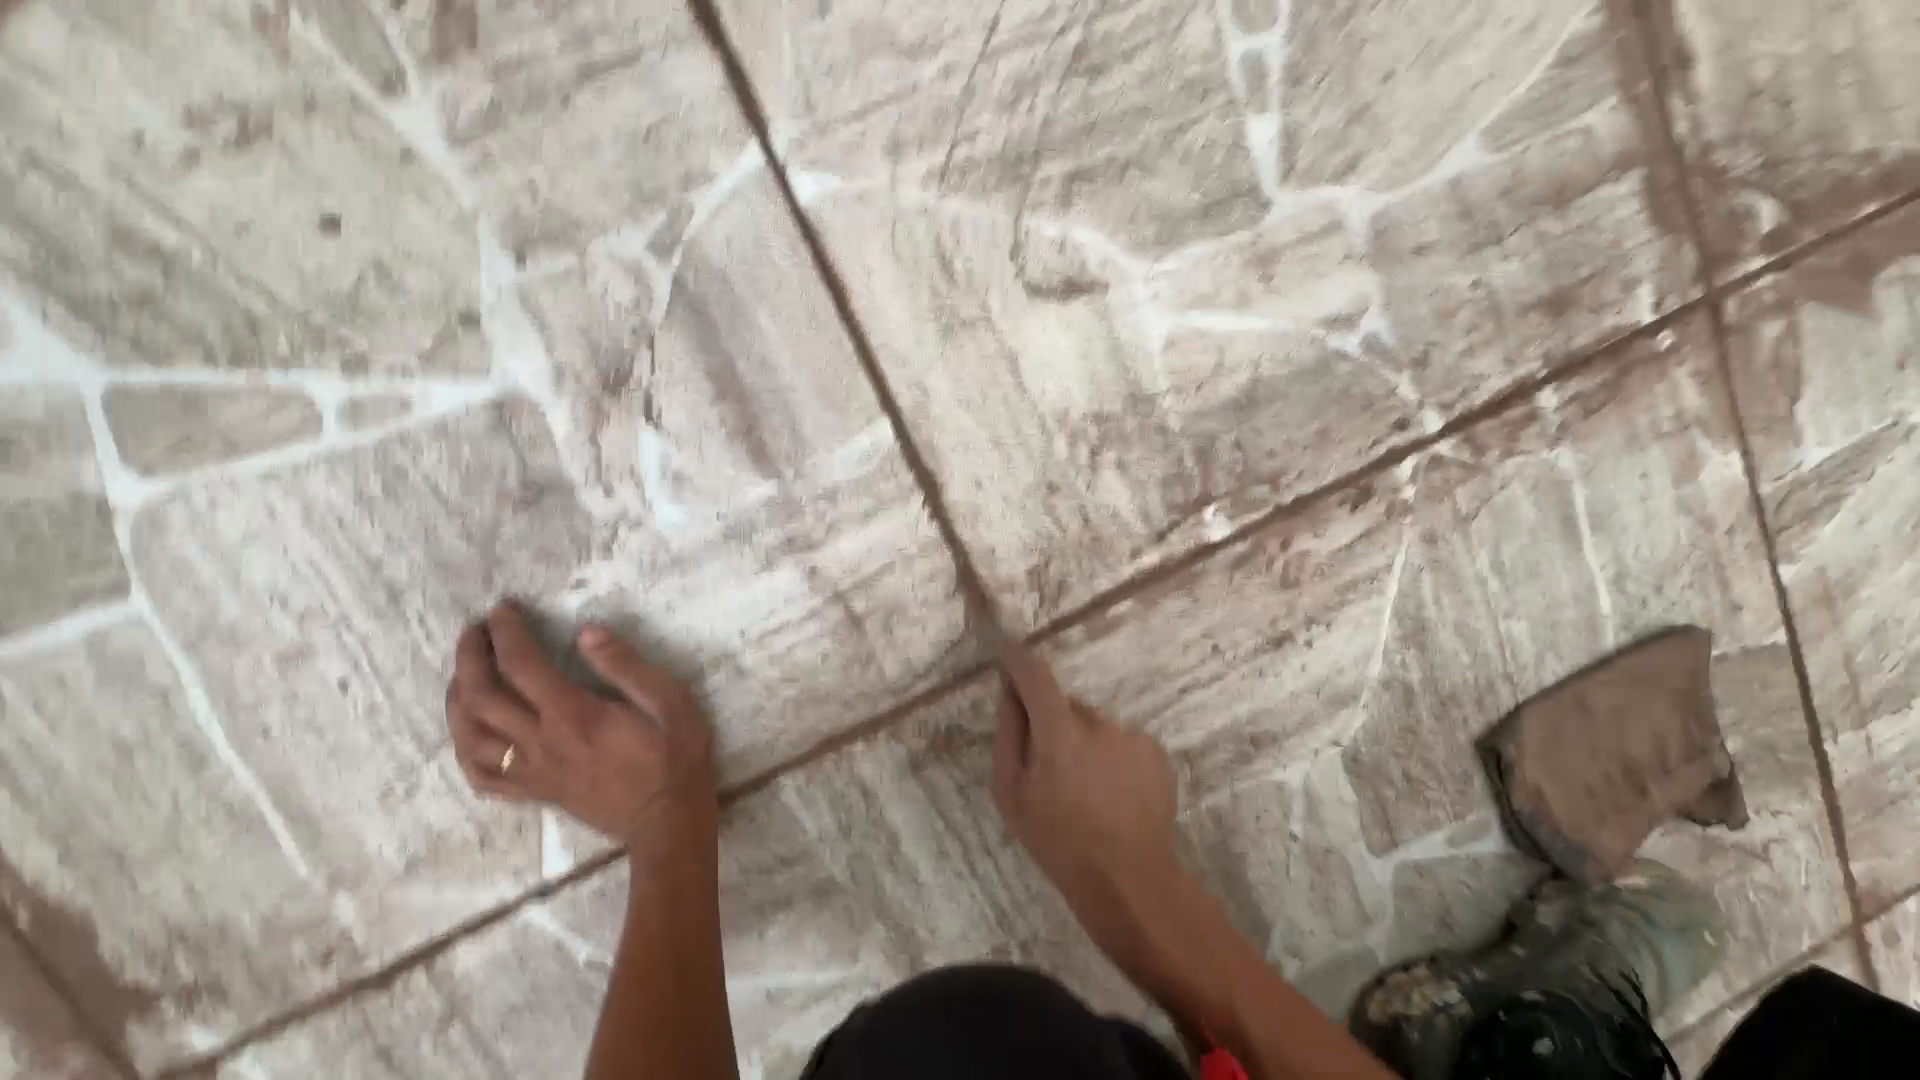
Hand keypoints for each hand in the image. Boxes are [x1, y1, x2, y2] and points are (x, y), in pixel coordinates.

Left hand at [445, 602, 717, 852]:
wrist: (668, 821)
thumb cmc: (676, 759)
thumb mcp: (671, 703)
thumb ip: (628, 666)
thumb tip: (587, 632)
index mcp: (574, 716)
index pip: (521, 665)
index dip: (506, 632)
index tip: (503, 608)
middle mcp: (542, 742)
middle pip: (481, 696)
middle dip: (469, 656)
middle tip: (474, 630)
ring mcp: (533, 772)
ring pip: (470, 735)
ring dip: (457, 698)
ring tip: (464, 672)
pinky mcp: (536, 792)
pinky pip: (482, 775)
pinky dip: (465, 750)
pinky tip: (468, 733)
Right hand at [992, 644, 1182, 962]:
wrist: (1127, 878)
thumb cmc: (1057, 841)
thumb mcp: (1010, 795)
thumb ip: (1007, 736)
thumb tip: (1010, 694)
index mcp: (1059, 733)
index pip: (1036, 674)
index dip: (1019, 659)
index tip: (1009, 653)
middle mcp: (1099, 723)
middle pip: (1066, 706)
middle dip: (1054, 724)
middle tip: (1051, 769)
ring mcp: (1132, 736)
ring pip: (1095, 726)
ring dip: (1085, 743)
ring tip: (1087, 790)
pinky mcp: (1156, 751)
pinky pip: (1122, 741)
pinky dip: (1112, 757)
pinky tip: (1113, 793)